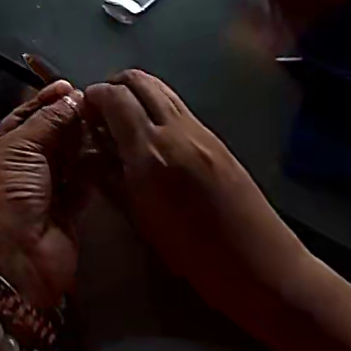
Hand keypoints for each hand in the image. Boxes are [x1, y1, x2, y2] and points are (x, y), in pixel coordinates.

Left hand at [0, 80, 85, 309]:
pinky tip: (109, 147)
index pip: (26, 114)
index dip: (47, 100)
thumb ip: (49, 121)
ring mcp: (46, 186)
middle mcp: (22, 163)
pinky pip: (83, 179)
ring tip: (106, 118)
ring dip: (84, 139)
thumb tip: (72, 96)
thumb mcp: (21, 147)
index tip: (70, 87)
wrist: (14, 260)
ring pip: (68, 154)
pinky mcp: (69, 208)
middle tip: (96, 100)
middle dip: (69, 117)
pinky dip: (94, 165)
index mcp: (0, 145)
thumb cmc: (7, 194)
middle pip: (50, 132)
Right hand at [84, 71, 311, 314]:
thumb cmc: (198, 258)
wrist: (268, 271)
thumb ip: (109, 177)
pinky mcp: (215, 136)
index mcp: (152, 152)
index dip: (92, 97)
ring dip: (134, 93)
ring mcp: (199, 129)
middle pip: (136, 79)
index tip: (83, 114)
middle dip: (112, 87)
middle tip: (101, 113)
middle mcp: (175, 129)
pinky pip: (175, 104)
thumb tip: (88, 151)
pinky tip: (151, 137)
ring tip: (124, 123)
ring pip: (158, 86)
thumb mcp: (142, 221)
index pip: (112, 96)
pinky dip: (154, 106)